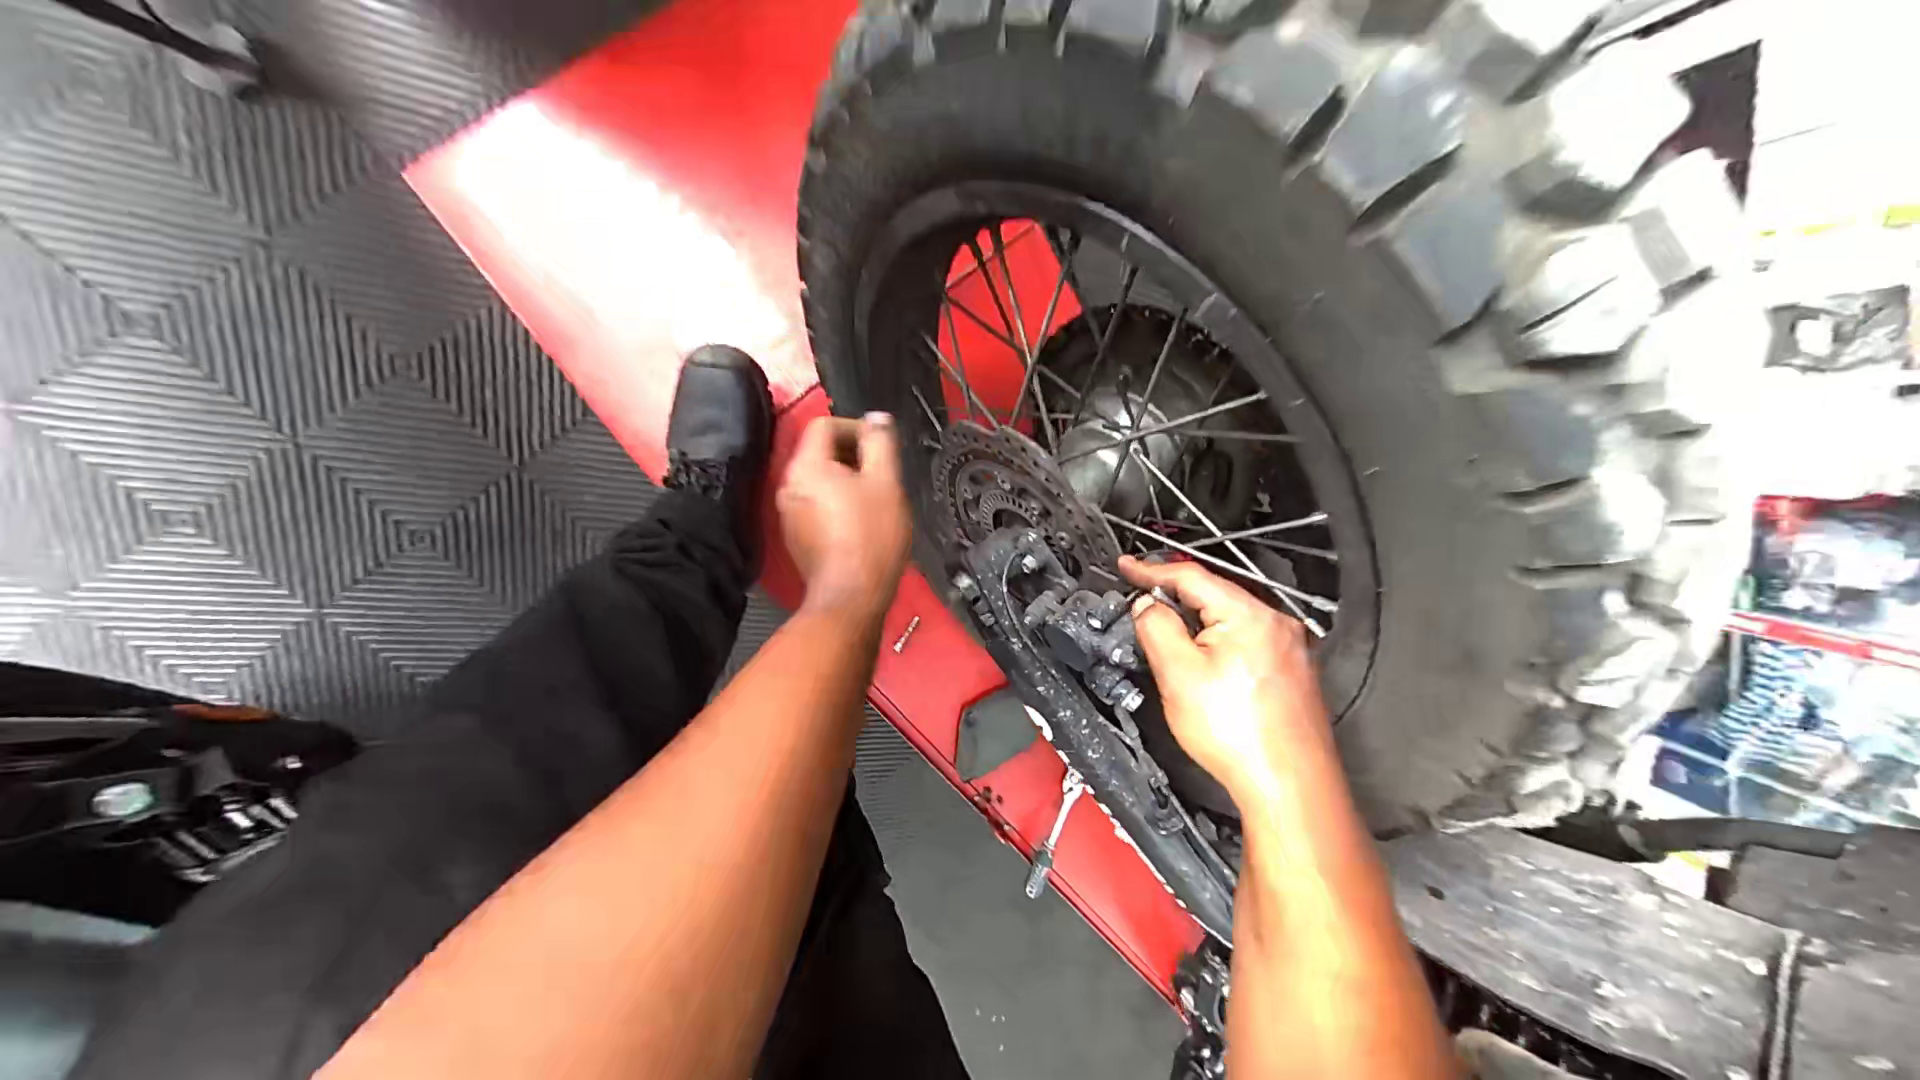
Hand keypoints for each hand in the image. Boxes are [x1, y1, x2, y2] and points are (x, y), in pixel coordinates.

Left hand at [777, 413, 911, 619]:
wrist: (852, 596)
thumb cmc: (872, 536)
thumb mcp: (886, 482)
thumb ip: (881, 442)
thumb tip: (877, 419)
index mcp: (806, 467)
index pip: (824, 424)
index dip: (856, 428)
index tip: (880, 448)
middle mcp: (789, 486)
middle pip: (820, 452)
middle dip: (854, 456)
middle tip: (883, 473)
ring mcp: (789, 513)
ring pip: (819, 480)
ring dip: (847, 480)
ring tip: (876, 498)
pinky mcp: (797, 536)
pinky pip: (817, 505)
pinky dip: (838, 503)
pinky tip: (861, 521)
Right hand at [1119, 555, 1334, 807]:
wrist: (1289, 786)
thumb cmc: (1243, 737)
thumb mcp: (1178, 675)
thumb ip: (1156, 627)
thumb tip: (1145, 604)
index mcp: (1249, 616)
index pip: (1190, 575)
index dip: (1151, 569)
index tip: (1128, 567)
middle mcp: (1276, 624)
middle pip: (1212, 593)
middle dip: (1173, 594)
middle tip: (1140, 599)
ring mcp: (1289, 647)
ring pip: (1229, 617)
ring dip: (1195, 619)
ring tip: (1168, 634)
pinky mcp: (1292, 670)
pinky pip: (1246, 638)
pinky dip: (1218, 640)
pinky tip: (1205, 663)